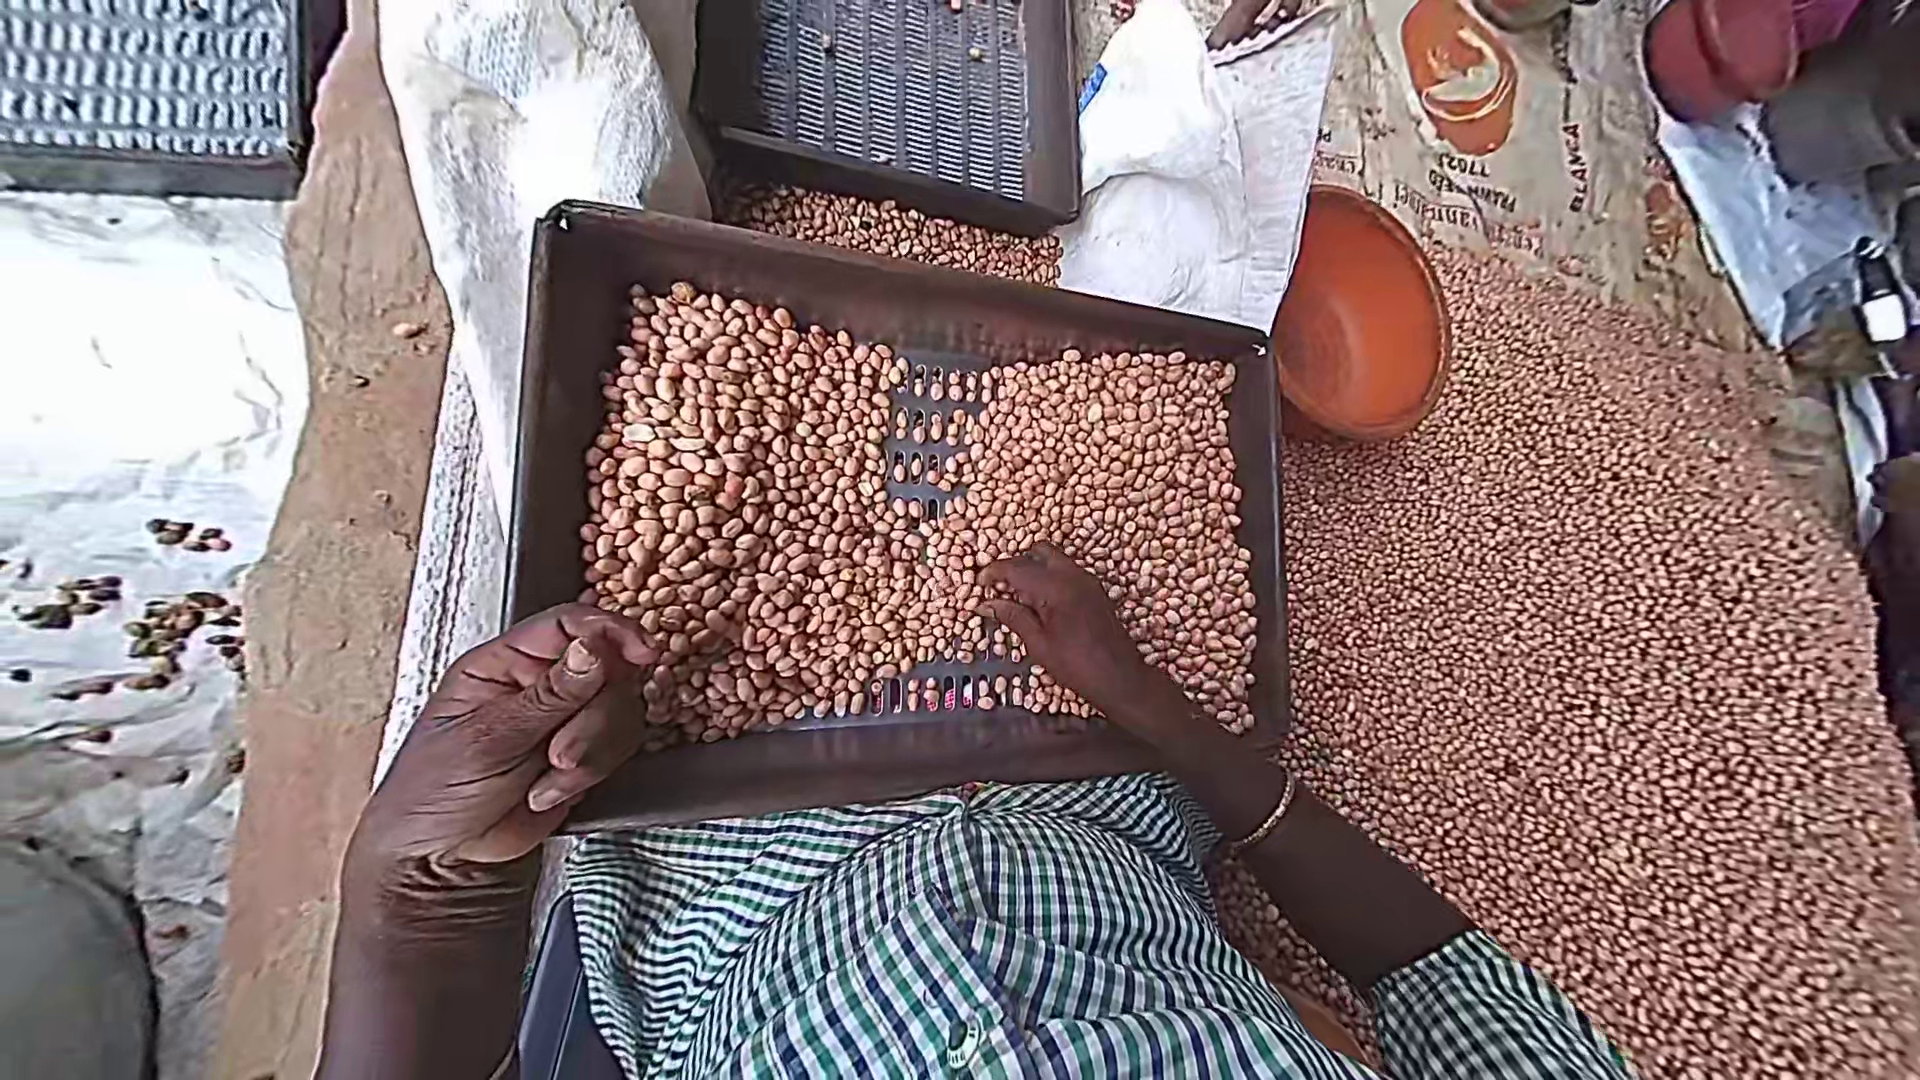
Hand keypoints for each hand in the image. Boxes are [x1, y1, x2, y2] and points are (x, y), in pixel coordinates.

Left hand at [342, 603, 656, 916]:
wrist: (444, 863)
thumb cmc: (433, 797)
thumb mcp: (487, 740)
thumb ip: (549, 694)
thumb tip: (595, 647)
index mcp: (506, 663)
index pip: (570, 623)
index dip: (611, 631)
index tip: (642, 652)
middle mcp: (545, 680)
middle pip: (609, 667)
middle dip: (594, 716)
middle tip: (561, 752)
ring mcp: (571, 712)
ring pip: (622, 705)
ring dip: (593, 748)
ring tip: (550, 777)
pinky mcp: (591, 745)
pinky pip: (623, 740)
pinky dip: (595, 769)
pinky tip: (554, 789)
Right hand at [978, 543, 1156, 711]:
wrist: (1120, 677)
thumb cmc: (1077, 666)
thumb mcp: (1038, 644)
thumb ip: (1013, 617)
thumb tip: (987, 604)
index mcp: (1056, 588)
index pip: (1017, 567)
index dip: (994, 572)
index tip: (980, 583)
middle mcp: (1073, 575)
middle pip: (1037, 552)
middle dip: (1015, 564)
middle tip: (1000, 588)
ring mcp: (1087, 580)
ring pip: (1053, 558)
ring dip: (1033, 569)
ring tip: (1019, 597)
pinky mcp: (1094, 589)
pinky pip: (1066, 570)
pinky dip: (1048, 577)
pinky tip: (1040, 603)